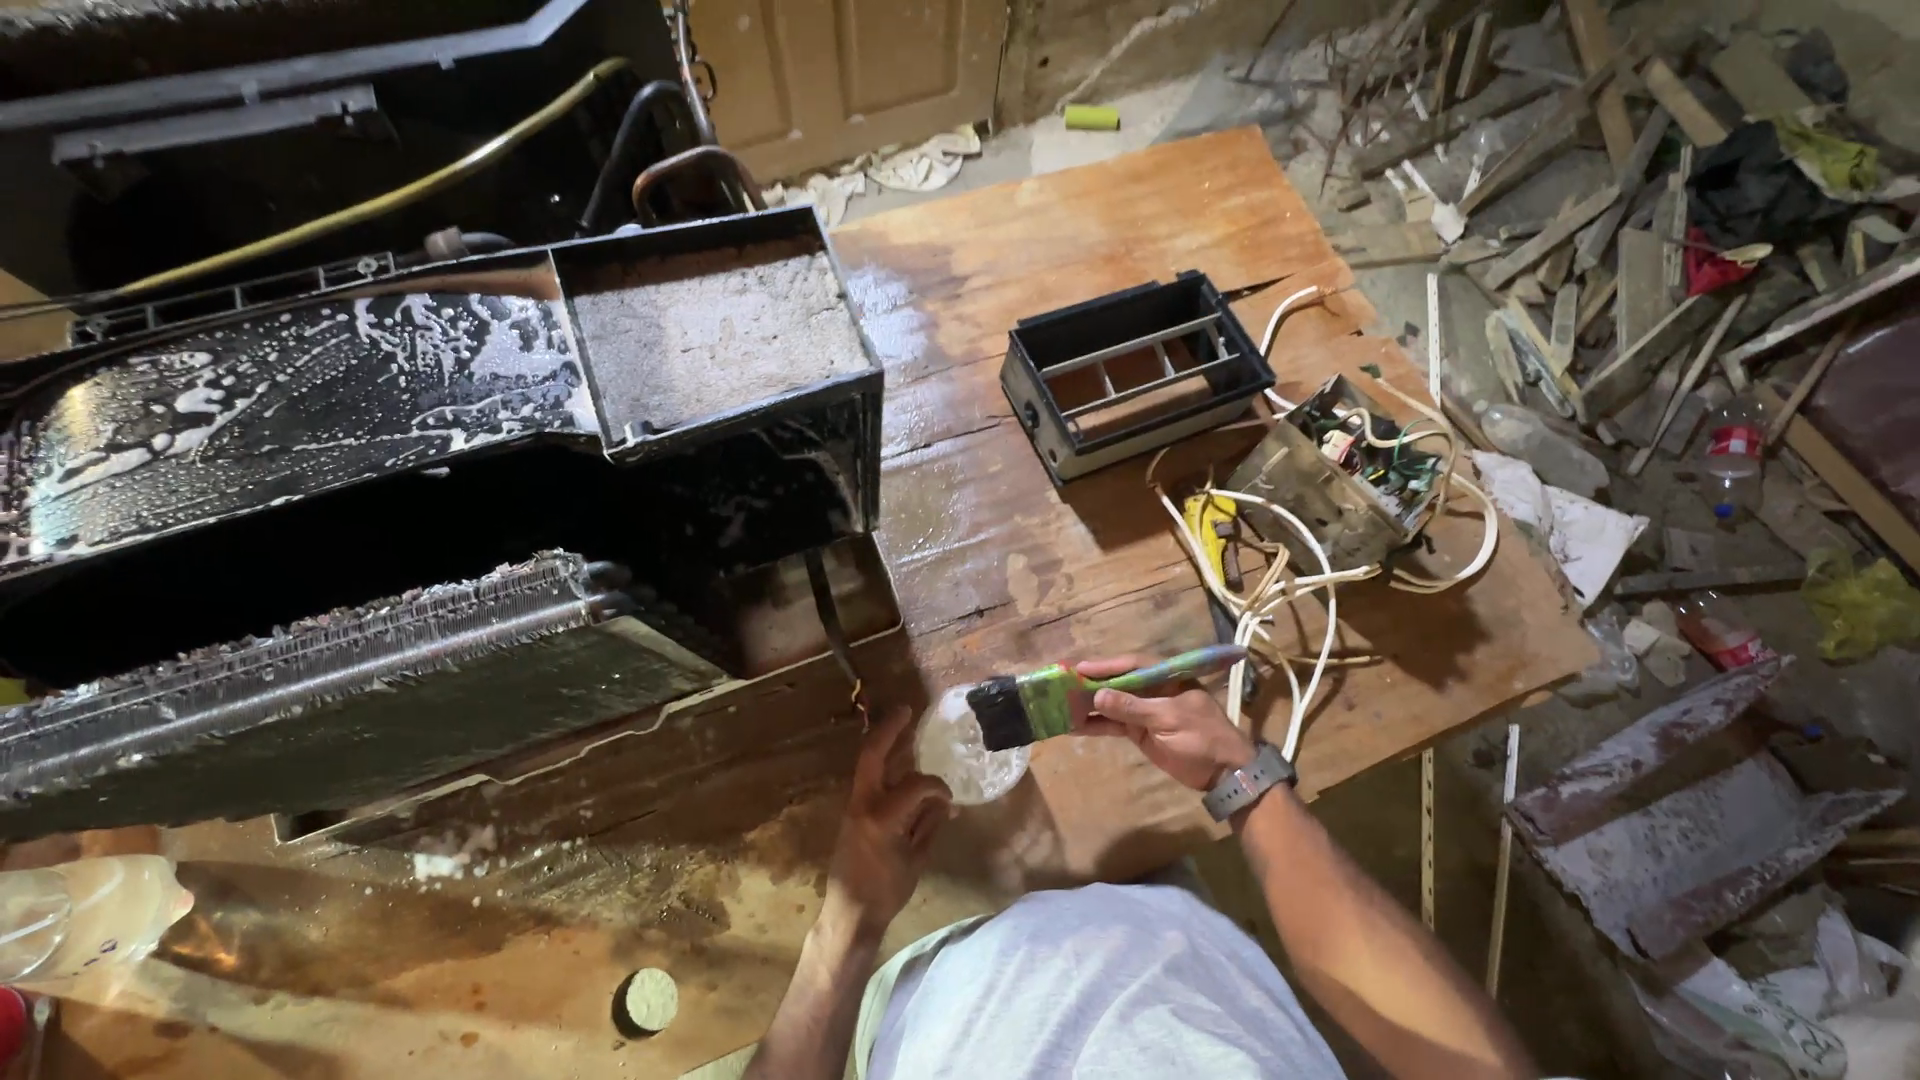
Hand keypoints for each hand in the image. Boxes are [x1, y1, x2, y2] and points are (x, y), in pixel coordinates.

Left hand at [822, 706, 952, 943]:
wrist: (849, 914)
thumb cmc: (886, 891)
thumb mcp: (916, 859)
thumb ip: (930, 825)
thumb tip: (948, 804)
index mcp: (881, 817)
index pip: (914, 784)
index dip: (936, 786)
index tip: (950, 796)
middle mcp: (863, 804)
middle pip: (872, 753)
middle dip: (889, 729)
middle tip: (908, 710)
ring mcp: (854, 805)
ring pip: (868, 763)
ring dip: (886, 743)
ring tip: (905, 726)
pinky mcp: (852, 812)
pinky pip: (869, 779)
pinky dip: (885, 765)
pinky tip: (900, 761)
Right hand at [1073, 655, 1255, 790]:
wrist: (1224, 773)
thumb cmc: (1203, 738)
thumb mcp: (1169, 720)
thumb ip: (1133, 708)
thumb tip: (1098, 696)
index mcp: (1167, 678)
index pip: (1133, 665)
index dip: (1106, 665)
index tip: (1079, 668)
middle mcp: (1153, 690)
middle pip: (1117, 682)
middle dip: (1090, 683)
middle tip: (1061, 682)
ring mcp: (1144, 712)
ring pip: (1111, 704)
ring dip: (1087, 705)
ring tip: (1059, 704)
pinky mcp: (1139, 732)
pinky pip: (1113, 725)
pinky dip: (1094, 725)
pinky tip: (1073, 726)